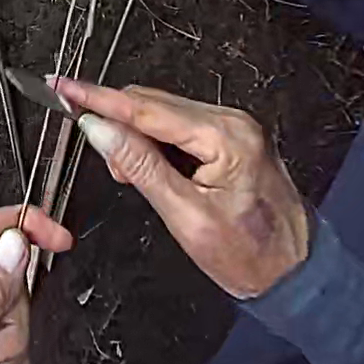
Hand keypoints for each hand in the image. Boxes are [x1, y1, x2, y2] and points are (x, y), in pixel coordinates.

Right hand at [52, 77, 308, 299]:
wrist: (301, 277)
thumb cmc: (249, 256)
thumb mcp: (186, 217)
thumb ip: (139, 166)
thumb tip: (98, 128)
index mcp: (224, 136)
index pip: (144, 109)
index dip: (96, 98)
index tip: (62, 86)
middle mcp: (230, 120)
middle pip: (150, 104)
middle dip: (113, 122)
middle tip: (97, 153)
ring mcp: (230, 126)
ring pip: (159, 113)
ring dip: (131, 135)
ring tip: (127, 173)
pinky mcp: (227, 136)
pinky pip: (175, 125)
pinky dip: (150, 141)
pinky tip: (145, 167)